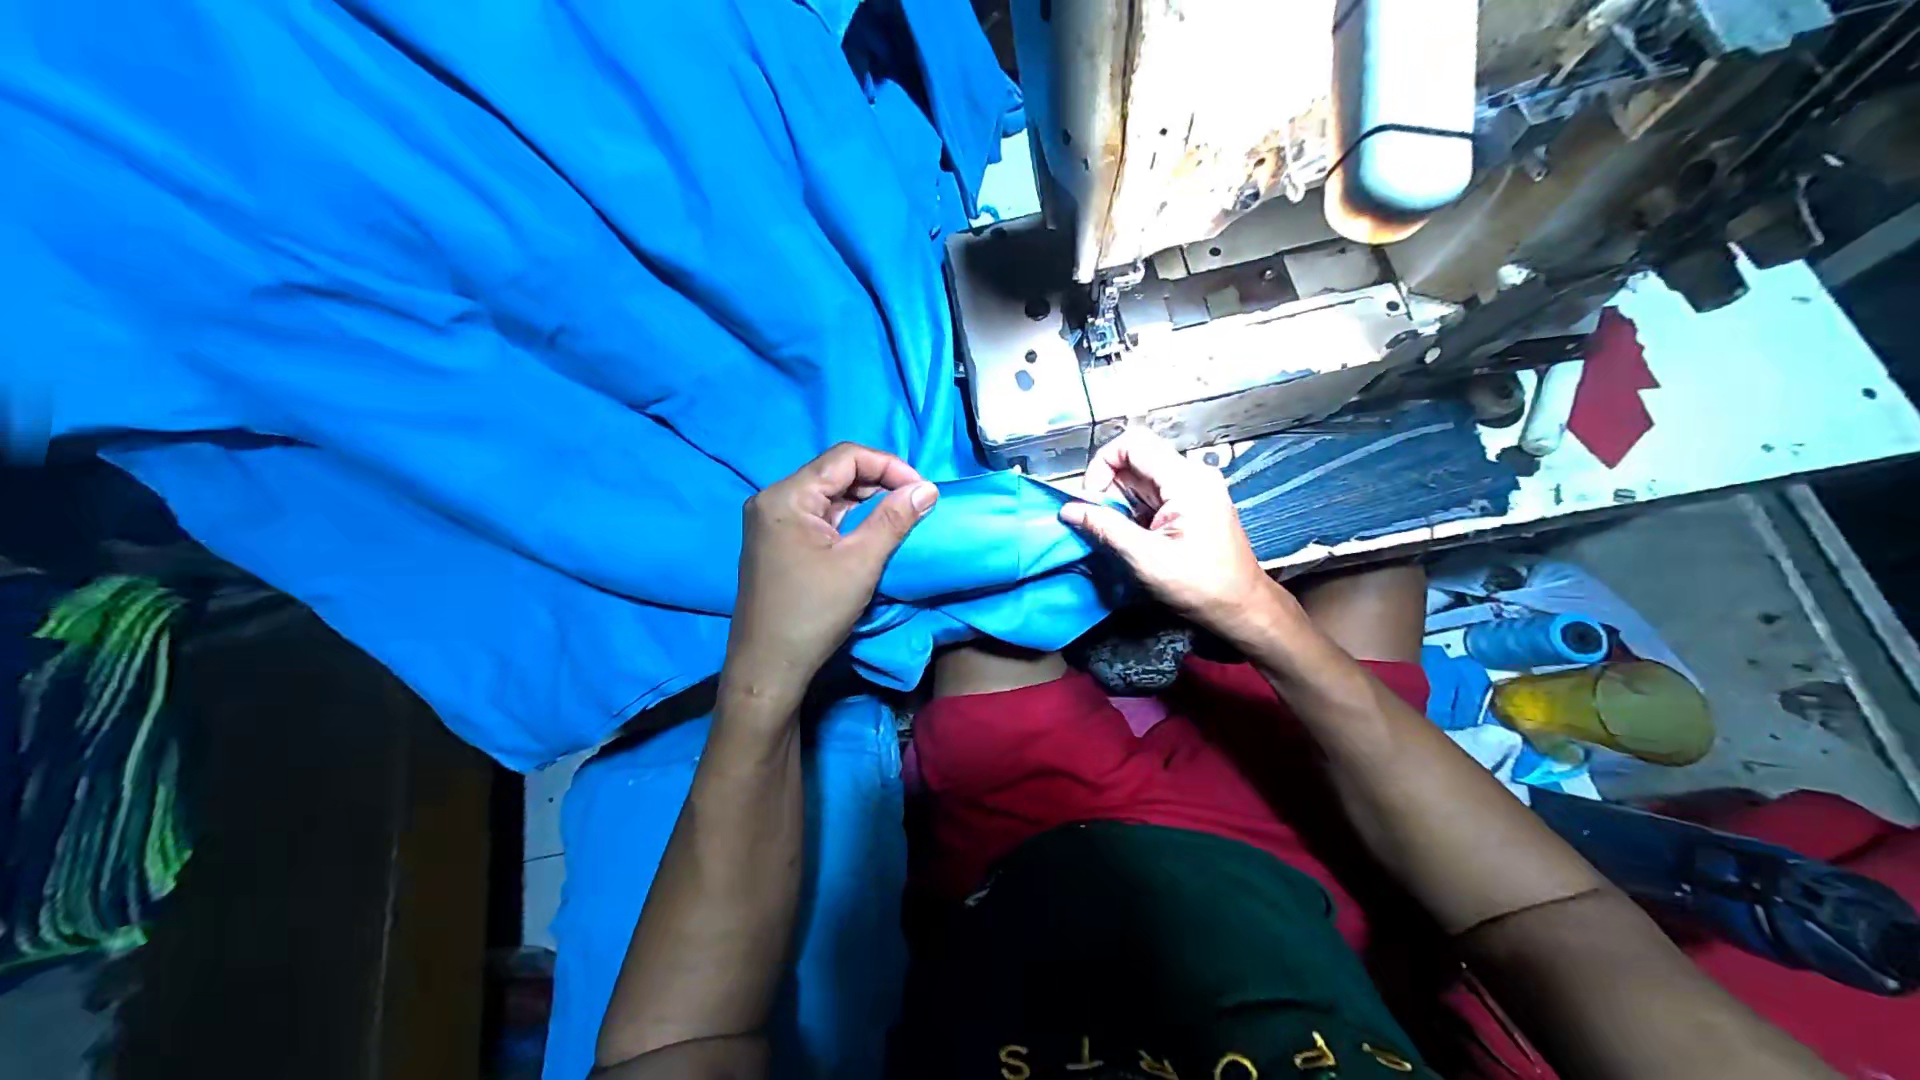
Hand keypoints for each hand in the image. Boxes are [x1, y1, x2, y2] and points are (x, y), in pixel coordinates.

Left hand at [724, 443, 938, 703]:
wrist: (768, 667)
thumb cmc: (813, 613)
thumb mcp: (860, 563)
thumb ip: (894, 519)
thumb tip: (928, 488)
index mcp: (786, 496)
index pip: (845, 457)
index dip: (888, 465)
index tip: (922, 489)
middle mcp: (773, 499)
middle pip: (834, 472)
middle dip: (879, 481)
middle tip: (915, 502)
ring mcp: (772, 521)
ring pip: (828, 494)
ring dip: (866, 499)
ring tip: (900, 514)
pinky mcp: (777, 540)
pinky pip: (818, 515)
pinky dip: (848, 517)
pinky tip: (871, 529)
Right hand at [1060, 429, 1296, 637]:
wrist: (1239, 606)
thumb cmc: (1201, 585)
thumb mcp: (1145, 558)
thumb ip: (1105, 528)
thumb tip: (1070, 510)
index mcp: (1186, 480)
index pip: (1133, 443)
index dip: (1103, 463)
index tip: (1092, 497)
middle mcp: (1193, 475)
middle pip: (1136, 458)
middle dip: (1109, 485)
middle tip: (1101, 518)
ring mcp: (1195, 488)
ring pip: (1142, 476)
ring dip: (1122, 499)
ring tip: (1121, 531)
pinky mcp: (1193, 502)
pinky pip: (1154, 492)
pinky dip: (1136, 509)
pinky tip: (1137, 535)